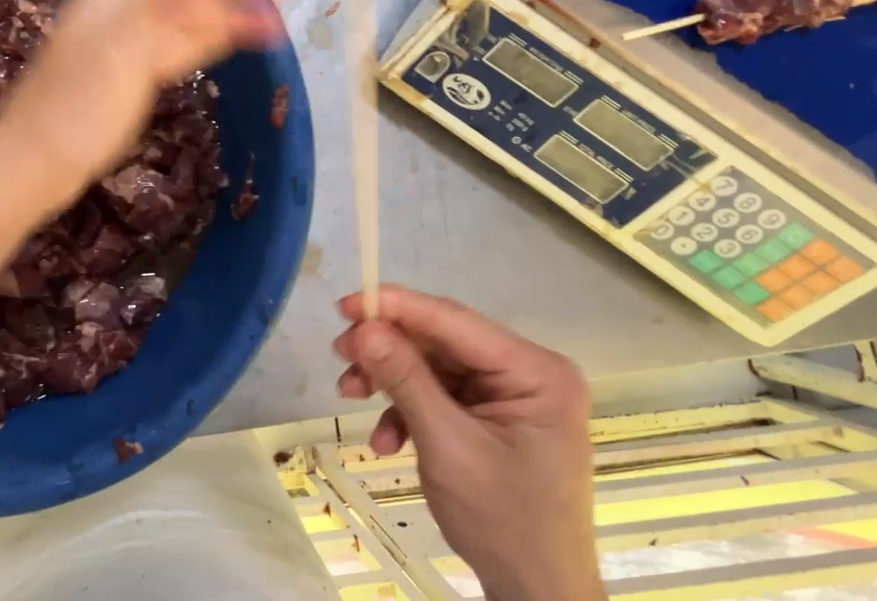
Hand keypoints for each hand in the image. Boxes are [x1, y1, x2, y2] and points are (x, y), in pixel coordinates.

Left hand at [0, 0, 287, 188]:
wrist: (30, 167)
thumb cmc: (70, 112)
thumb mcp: (120, 55)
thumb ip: (168, 11)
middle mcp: (123, 5)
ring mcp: (128, 39)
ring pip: (187, 6)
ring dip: (230, 1)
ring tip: (277, 10)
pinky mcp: (133, 73)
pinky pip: (182, 43)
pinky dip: (216, 35)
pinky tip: (244, 38)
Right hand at [333, 287, 603, 600]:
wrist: (536, 593)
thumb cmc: (503, 521)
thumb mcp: (447, 446)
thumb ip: (405, 380)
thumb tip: (363, 327)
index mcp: (536, 370)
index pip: (454, 321)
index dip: (396, 307)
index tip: (345, 305)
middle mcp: (527, 371)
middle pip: (440, 342)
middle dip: (387, 351)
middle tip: (339, 356)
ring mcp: (511, 394)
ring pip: (432, 366)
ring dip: (390, 381)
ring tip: (350, 395)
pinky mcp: (492, 415)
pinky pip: (439, 394)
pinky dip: (406, 410)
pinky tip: (386, 440)